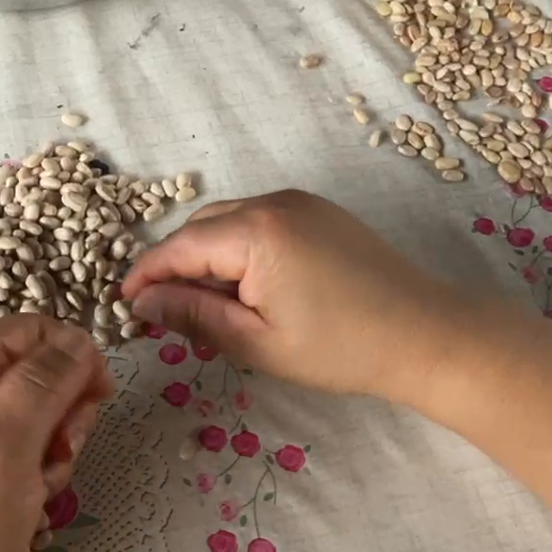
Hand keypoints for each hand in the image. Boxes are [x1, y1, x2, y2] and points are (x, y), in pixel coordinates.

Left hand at [0, 315, 112, 551]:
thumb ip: (41, 386)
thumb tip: (80, 339)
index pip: (32, 330)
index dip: (72, 354)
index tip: (96, 396)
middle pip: (42, 373)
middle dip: (66, 410)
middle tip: (58, 453)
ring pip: (44, 417)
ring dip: (56, 449)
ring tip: (37, 489)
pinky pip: (30, 453)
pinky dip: (40, 475)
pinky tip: (28, 506)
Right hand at [121, 190, 476, 403]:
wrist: (429, 335)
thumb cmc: (340, 348)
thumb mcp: (256, 342)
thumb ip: (192, 316)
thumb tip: (142, 302)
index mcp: (256, 232)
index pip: (179, 247)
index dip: (145, 275)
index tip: (122, 305)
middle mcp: (273, 203)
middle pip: (200, 229)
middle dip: (173, 267)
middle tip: (162, 314)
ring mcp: (299, 203)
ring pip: (226, 223)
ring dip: (204, 259)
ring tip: (202, 308)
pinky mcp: (317, 213)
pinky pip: (256, 223)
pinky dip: (235, 251)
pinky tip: (241, 289)